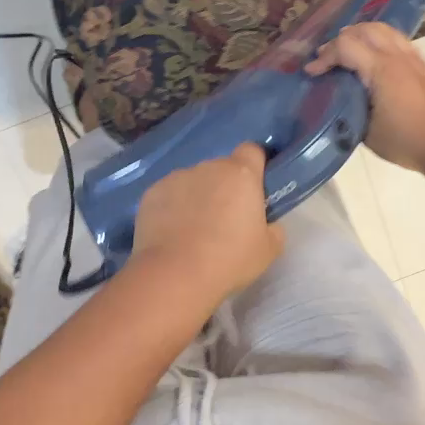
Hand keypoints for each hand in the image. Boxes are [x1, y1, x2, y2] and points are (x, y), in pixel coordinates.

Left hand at [129, 143, 284, 302]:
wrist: (175, 274)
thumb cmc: (229, 259)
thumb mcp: (268, 250)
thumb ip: (273, 229)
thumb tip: (267, 224)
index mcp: (241, 174)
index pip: (252, 151)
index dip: (254, 166)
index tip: (254, 189)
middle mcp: (208, 167)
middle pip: (220, 169)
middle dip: (224, 187)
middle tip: (224, 220)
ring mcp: (176, 177)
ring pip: (193, 181)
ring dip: (196, 197)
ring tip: (193, 230)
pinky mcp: (152, 192)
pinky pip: (168, 195)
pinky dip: (172, 208)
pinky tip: (171, 234)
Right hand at [306, 22, 424, 173]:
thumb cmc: (404, 141)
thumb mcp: (365, 130)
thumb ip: (349, 107)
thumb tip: (339, 98)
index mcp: (382, 69)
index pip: (346, 46)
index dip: (325, 57)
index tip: (311, 73)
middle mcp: (398, 56)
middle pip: (365, 30)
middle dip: (341, 39)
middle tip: (326, 57)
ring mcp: (413, 59)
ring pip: (384, 30)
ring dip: (362, 35)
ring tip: (347, 50)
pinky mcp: (422, 67)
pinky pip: (398, 40)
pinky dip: (380, 40)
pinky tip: (373, 56)